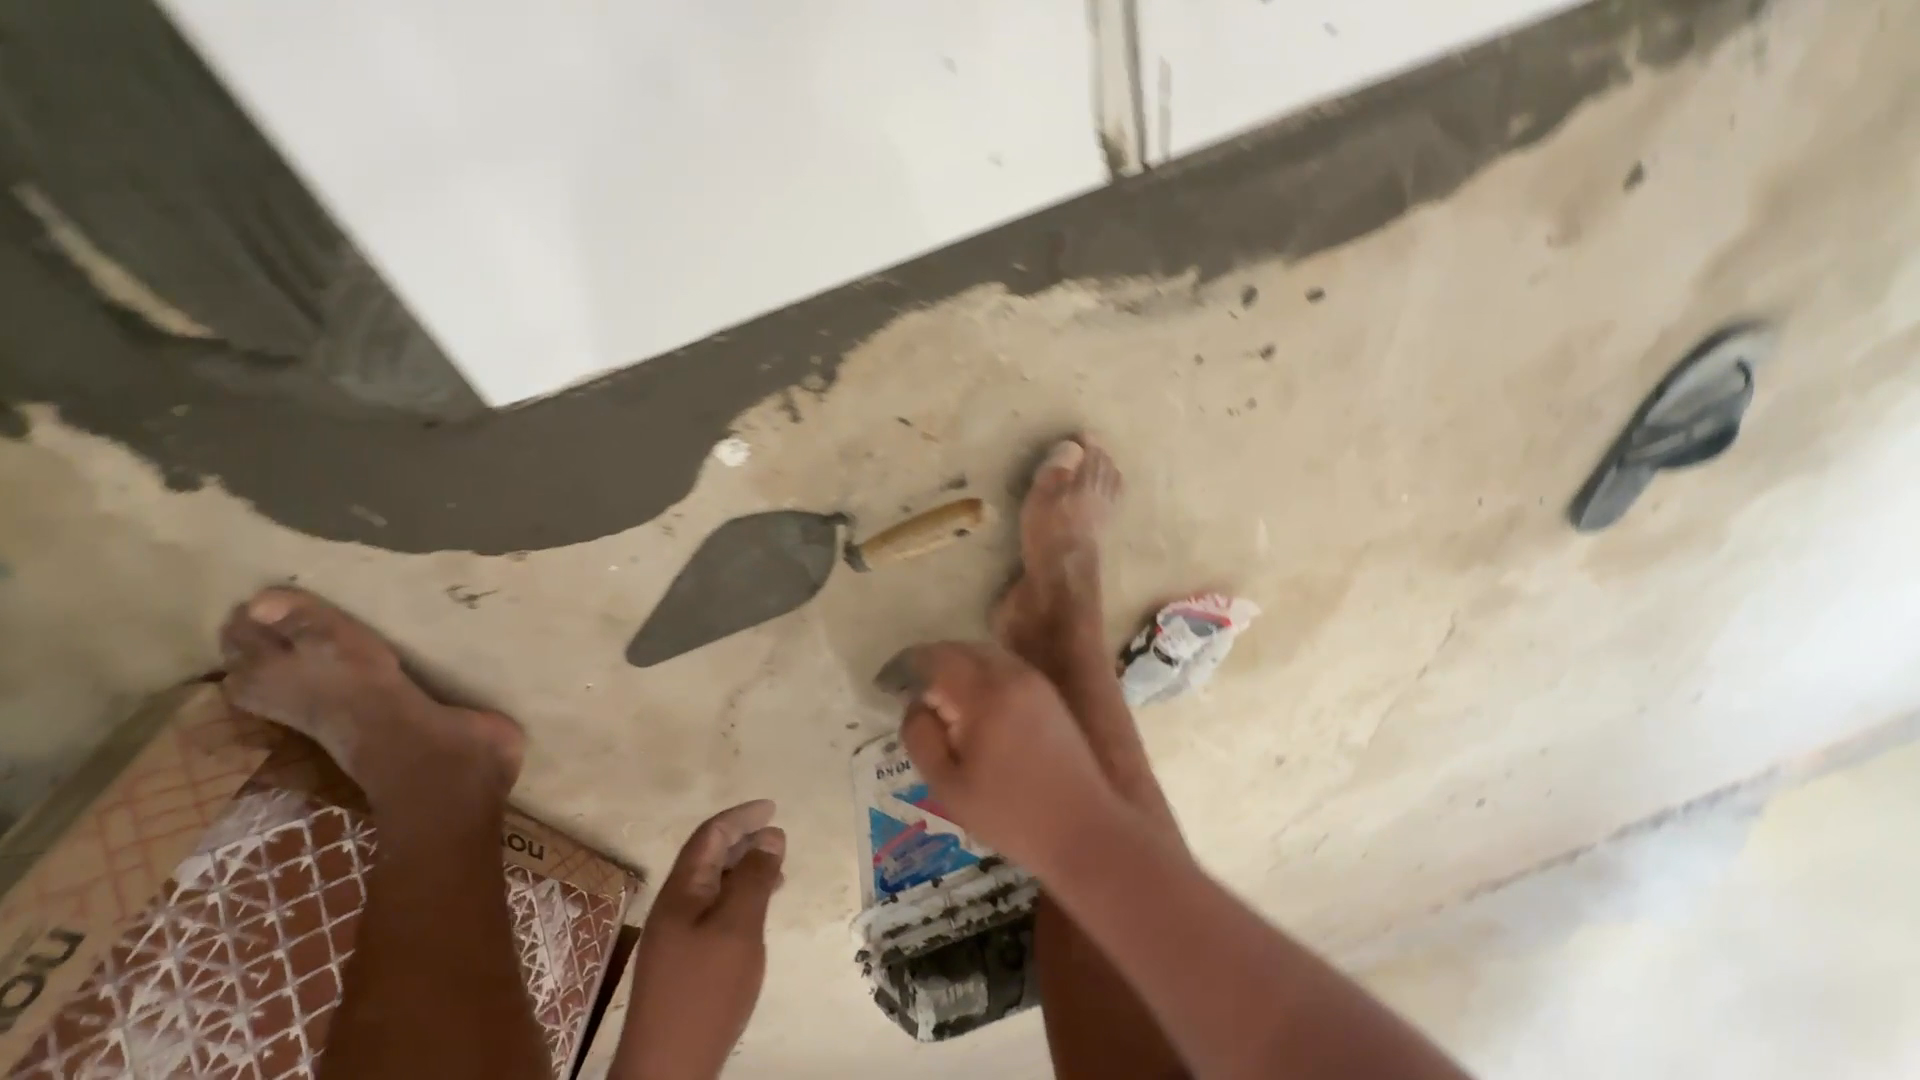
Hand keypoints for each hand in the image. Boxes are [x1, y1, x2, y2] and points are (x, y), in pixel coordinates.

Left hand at [611, 801, 784, 1079]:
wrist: (666, 1067)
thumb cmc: (705, 990)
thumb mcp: (739, 927)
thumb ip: (754, 878)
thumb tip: (770, 836)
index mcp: (682, 890)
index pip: (710, 835)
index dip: (741, 816)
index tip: (772, 808)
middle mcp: (674, 906)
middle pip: (708, 857)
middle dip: (743, 840)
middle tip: (778, 836)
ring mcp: (675, 936)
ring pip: (712, 886)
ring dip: (743, 870)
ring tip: (777, 872)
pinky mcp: (683, 961)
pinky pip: (713, 911)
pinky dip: (738, 900)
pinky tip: (756, 915)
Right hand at [877, 641, 1123, 871]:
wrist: (1085, 830)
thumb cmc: (1010, 815)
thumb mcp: (947, 785)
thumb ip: (920, 737)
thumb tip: (917, 705)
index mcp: (984, 693)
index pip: (933, 659)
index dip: (903, 667)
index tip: (884, 686)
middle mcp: (1012, 674)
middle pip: (959, 650)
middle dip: (929, 666)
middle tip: (907, 694)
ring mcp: (1035, 682)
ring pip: (983, 657)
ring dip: (956, 670)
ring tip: (938, 703)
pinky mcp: (1049, 696)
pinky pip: (1004, 670)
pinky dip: (980, 678)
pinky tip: (972, 710)